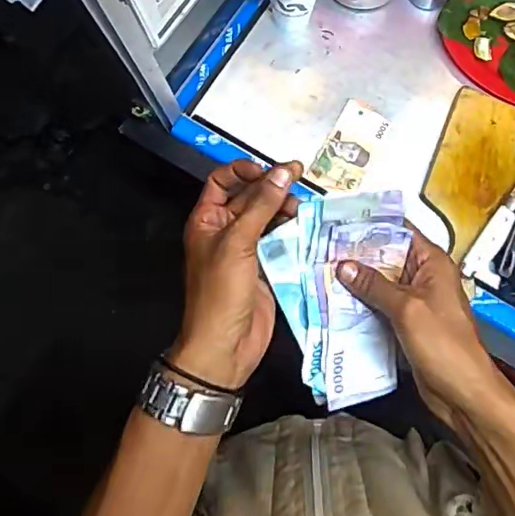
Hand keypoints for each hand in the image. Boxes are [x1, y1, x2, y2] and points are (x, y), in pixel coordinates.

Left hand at [172, 159, 300, 389]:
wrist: (225, 346)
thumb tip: (280, 174)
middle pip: (249, 196)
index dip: (242, 170)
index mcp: (206, 220)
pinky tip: (308, 225)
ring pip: (267, 217)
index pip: (221, 181)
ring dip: (285, 208)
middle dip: (271, 187)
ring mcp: (245, 248)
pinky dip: (294, 231)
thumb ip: (261, 206)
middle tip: (298, 179)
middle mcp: (224, 230)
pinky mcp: (264, 266)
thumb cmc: (219, 294)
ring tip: (303, 205)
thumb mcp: (237, 243)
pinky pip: (280, 240)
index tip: (268, 170)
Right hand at [336, 228, 514, 426]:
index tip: (342, 223)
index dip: (371, 226)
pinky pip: (378, 305)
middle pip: (386, 256)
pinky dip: (361, 303)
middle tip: (324, 249)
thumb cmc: (448, 348)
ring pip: (379, 282)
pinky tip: (337, 301)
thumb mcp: (407, 309)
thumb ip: (375, 285)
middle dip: (357, 254)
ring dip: (356, 280)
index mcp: (433, 264)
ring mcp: (414, 301)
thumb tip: (345, 266)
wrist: (464, 395)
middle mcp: (424, 278)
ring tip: (324, 272)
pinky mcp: (405, 323)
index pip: (400, 232)